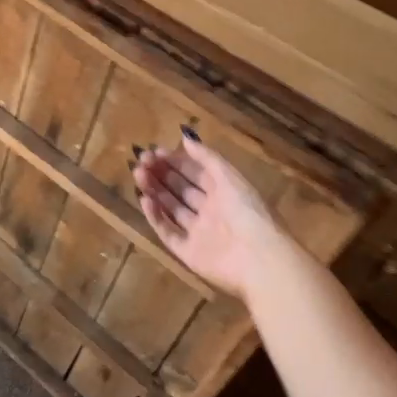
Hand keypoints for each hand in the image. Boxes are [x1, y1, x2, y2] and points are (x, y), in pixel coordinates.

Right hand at [133, 134, 281, 301]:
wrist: (259, 259)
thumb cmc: (247, 211)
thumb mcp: (229, 176)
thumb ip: (206, 157)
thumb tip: (185, 137)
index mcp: (223, 193)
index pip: (194, 173)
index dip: (174, 161)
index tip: (153, 151)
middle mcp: (210, 212)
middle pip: (180, 189)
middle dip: (160, 174)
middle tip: (141, 161)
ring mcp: (199, 233)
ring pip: (171, 208)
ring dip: (154, 191)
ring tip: (138, 174)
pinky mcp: (189, 253)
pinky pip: (168, 233)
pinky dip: (155, 217)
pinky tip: (144, 200)